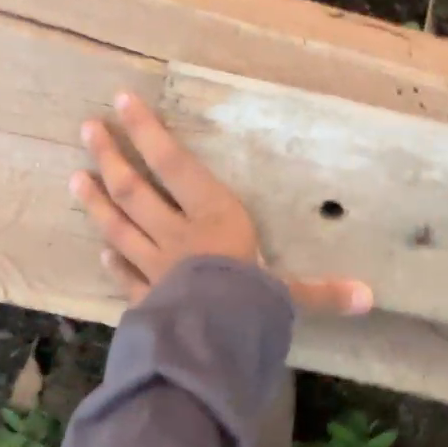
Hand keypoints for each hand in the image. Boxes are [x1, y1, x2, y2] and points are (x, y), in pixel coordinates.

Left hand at [70, 92, 374, 315]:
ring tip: (77, 179)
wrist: (209, 344)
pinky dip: (113, 263)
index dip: (147, 133)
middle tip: (87, 130)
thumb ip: (323, 292)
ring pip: (119, 226)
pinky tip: (101, 254)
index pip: (173, 165)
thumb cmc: (250, 303)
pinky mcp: (144, 297)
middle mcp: (176, 234)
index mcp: (212, 217)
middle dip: (111, 158)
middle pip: (135, 190)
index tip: (122, 102)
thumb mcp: (290, 295)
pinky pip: (124, 275)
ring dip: (97, 203)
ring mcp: (153, 266)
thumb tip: (370, 297)